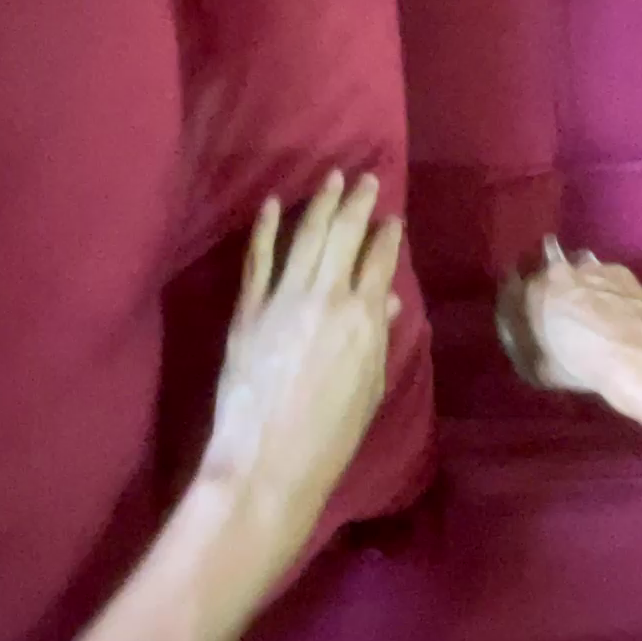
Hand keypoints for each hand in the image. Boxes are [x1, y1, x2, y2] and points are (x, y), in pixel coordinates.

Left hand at [199, 171, 402, 539]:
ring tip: (332, 177)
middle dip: (358, 202)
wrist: (267, 462)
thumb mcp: (370, 386)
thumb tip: (386, 299)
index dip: (388, 234)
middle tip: (366, 179)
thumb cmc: (331, 434)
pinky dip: (265, 229)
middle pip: (345, 234)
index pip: (379, 259)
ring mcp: (284, 298)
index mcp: (364, 317)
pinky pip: (259, 259)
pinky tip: (273, 204)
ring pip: (306, 235)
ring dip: (321, 202)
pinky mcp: (249, 309)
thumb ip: (379, 336)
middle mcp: (327, 296)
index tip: (392, 218)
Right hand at [497, 235, 641, 405]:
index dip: (515, 290)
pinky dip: (605, 283)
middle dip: (546, 271)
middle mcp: (556, 271)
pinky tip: (614, 301)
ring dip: (577, 272)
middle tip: (554, 291)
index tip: (521, 299)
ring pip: (576, 260)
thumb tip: (526, 340)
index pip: (511, 281)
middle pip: (543, 258)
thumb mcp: (540, 369)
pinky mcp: (618, 269)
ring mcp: (589, 266)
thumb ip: (526, 348)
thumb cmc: (581, 366)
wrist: (635, 356)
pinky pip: (605, 272)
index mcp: (530, 293)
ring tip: (586, 293)